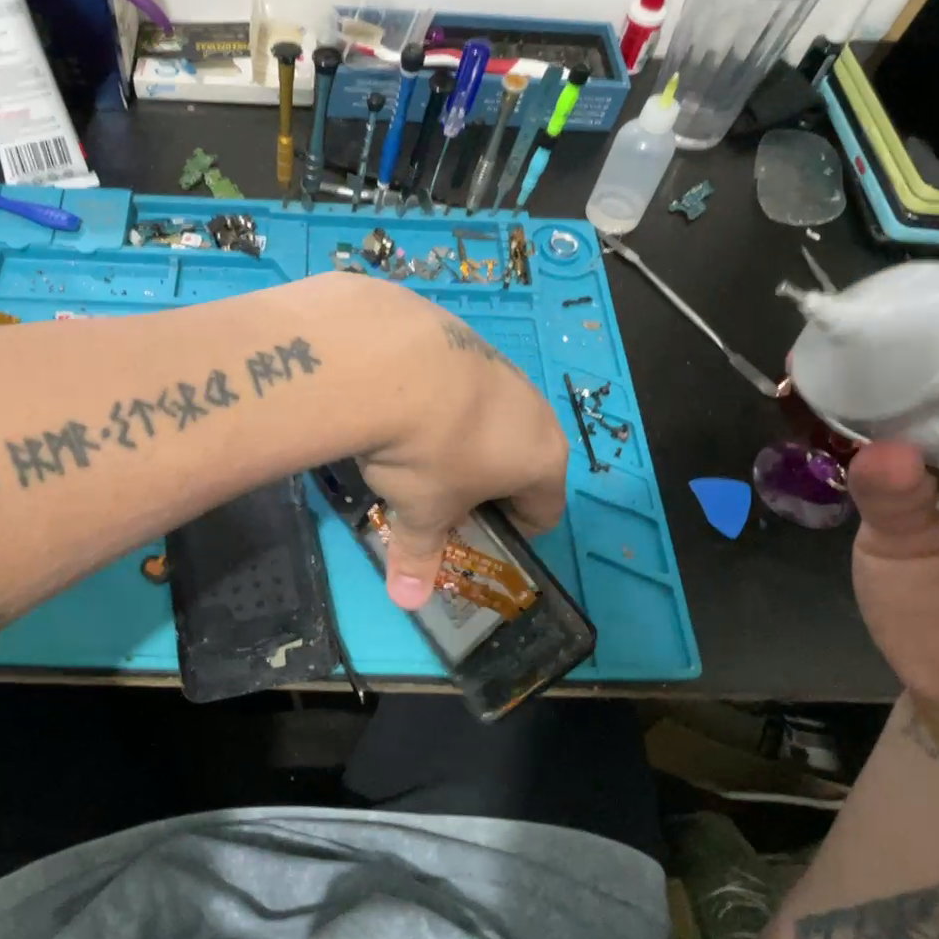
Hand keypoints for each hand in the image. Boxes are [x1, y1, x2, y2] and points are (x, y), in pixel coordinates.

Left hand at [327, 277, 568, 609]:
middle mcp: (534, 411)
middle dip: (481, 486)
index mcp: (542, 460)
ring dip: (459, 438)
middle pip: (518, 462)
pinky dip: (435, 399)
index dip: (510, 534)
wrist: (394, 360)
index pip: (545, 513)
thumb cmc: (428, 453)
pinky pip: (456, 382)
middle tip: (436, 500)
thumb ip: (418, 556)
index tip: (471, 538)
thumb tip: (407, 601)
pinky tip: (397, 406)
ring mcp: (501, 367)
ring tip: (409, 451)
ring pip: (488, 418)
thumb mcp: (421, 513)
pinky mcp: (464, 337)